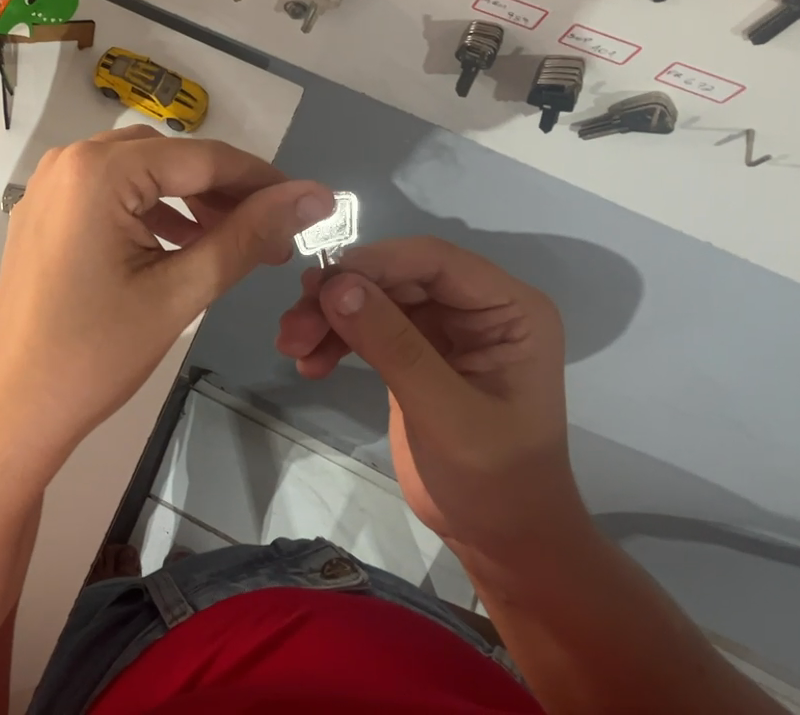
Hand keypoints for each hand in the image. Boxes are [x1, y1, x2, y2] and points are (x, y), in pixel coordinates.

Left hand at [0, 126, 333, 460]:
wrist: (16, 406)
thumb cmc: (96, 353)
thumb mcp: (180, 291)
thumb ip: (247, 236)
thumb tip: (312, 198)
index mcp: (98, 171)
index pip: (201, 158)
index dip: (262, 179)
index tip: (311, 204)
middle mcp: (68, 162)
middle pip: (167, 159)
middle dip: (223, 191)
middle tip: (270, 233)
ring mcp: (48, 187)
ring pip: (137, 174)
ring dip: (187, 200)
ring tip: (231, 241)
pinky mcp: (41, 214)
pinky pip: (107, 194)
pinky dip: (147, 211)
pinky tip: (179, 244)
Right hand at [275, 237, 588, 563]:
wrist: (500, 538)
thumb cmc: (494, 480)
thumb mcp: (446, 413)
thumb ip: (394, 347)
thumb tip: (336, 286)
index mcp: (508, 309)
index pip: (433, 261)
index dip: (374, 264)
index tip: (318, 287)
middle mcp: (476, 308)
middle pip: (394, 277)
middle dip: (340, 297)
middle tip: (293, 330)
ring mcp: (443, 329)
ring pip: (372, 298)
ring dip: (328, 318)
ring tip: (291, 348)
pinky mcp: (413, 351)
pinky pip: (365, 326)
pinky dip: (334, 339)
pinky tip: (310, 365)